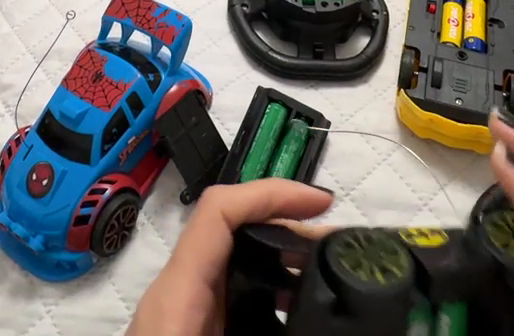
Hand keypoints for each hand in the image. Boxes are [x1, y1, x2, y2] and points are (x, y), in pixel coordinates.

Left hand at [127, 179, 333, 335]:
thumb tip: (320, 320)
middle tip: (338, 245)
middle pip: (233, 228)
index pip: (220, 209)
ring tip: (326, 274)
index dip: (272, 192)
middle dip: (289, 225)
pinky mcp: (188, 327)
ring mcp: (179, 310)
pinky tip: (294, 309)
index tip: (322, 202)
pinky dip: (264, 287)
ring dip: (280, 258)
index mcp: (176, 292)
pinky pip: (228, 290)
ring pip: (233, 260)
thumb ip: (266, 328)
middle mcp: (175, 291)